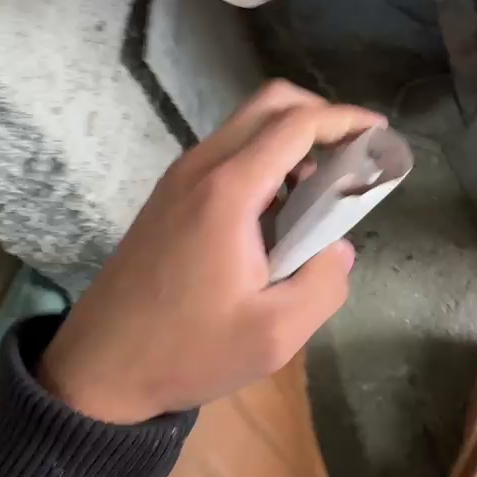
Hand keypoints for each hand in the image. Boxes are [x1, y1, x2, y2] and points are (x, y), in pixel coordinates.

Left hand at [38, 80, 384, 423]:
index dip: (346, 119)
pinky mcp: (171, 192)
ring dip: (292, 136)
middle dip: (321, 114)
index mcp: (230, 190)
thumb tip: (339, 247)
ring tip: (319, 188)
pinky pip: (230, 149)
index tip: (380, 133)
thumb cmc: (187, 351)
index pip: (298, 124)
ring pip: (249, 123)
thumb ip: (325, 283)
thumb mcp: (275, 336)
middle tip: (352, 151)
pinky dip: (266, 156)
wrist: (96, 373)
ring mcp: (182, 175)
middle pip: (272, 102)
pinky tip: (279, 208)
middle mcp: (204, 166)